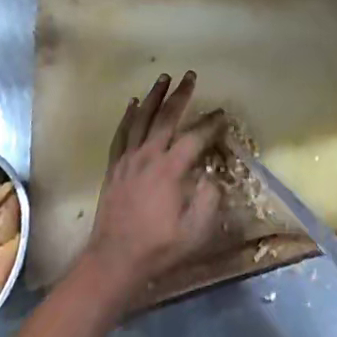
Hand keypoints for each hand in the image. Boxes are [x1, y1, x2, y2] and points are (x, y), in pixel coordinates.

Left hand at [79, 72, 223, 297]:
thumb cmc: (158, 247)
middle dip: (180, 95)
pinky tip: (133, 103)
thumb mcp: (194, 231)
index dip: (210, 124)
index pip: (195, 138)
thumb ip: (208, 200)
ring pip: (141, 119)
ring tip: (164, 77)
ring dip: (153, 96)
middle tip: (190, 75)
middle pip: (165, 118)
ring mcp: (128, 160)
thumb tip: (211, 176)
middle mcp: (148, 157)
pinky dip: (128, 116)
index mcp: (170, 170)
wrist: (114, 260)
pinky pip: (121, 134)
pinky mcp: (114, 167)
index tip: (222, 114)